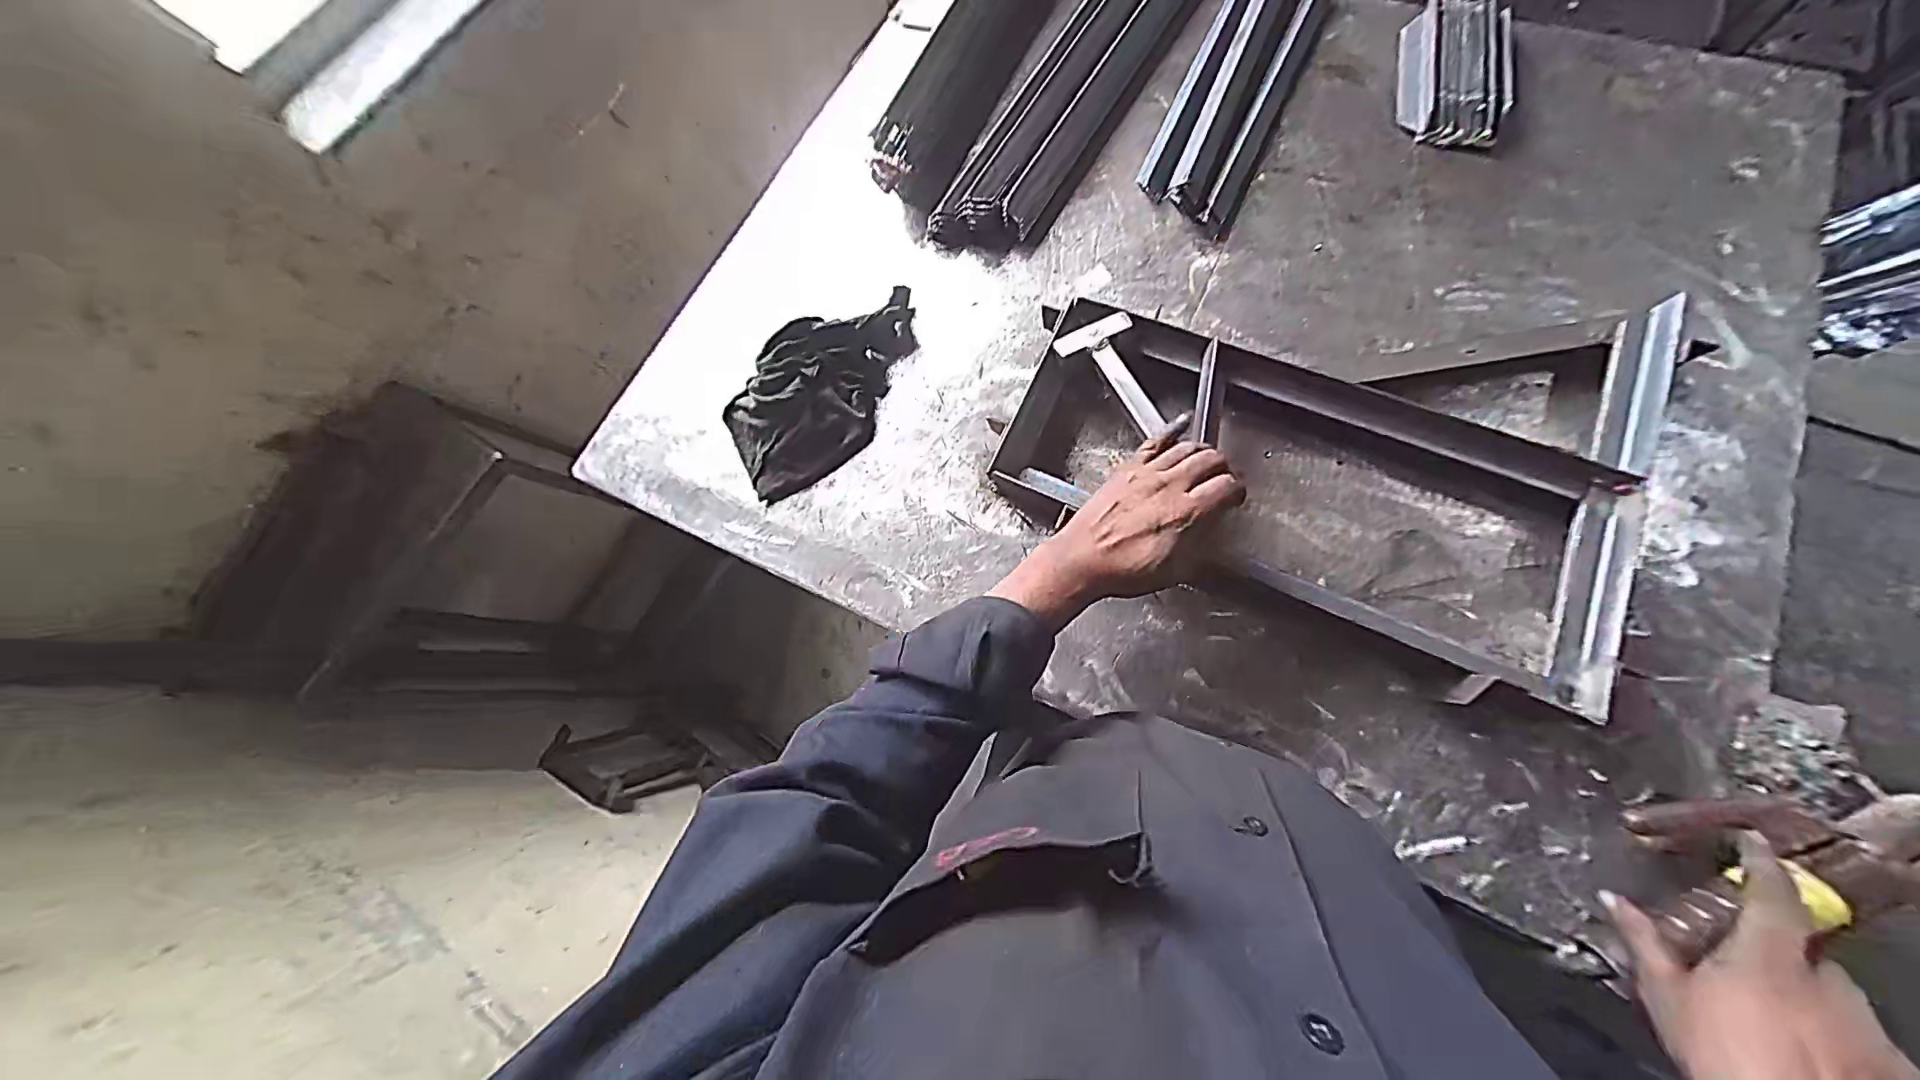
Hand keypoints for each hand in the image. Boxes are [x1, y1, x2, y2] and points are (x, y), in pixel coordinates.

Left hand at [989, 417, 1245, 630]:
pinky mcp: (1126, 470)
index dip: (1237, 491)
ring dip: (1203, 451)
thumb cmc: (1120, 569)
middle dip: (1225, 468)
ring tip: (1208, 458)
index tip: (1236, 496)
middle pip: (1211, 460)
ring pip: (1186, 447)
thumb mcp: (1174, 571)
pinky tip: (1180, 427)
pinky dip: (1172, 432)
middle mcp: (1168, 487)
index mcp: (1185, 513)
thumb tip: (1212, 538)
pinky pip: (1155, 442)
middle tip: (1225, 476)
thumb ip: (1199, 548)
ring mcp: (1145, 474)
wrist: (1081, 560)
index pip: (1227, 487)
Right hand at [1602, 832, 1919, 1079]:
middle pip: (1802, 949)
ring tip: (1760, 1004)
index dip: (1763, 863)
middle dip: (1772, 946)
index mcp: (1769, 956)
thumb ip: (1645, 942)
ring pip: (1830, 990)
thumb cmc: (1717, 1049)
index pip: (1774, 895)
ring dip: (1798, 987)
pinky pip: (1854, 1028)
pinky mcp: (1890, 1063)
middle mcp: (1828, 983)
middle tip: (1735, 953)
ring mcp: (1867, 1026)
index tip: (1752, 840)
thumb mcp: (1666, 993)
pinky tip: (1796, 1040)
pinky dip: (1824, 1024)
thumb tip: (1612, 899)